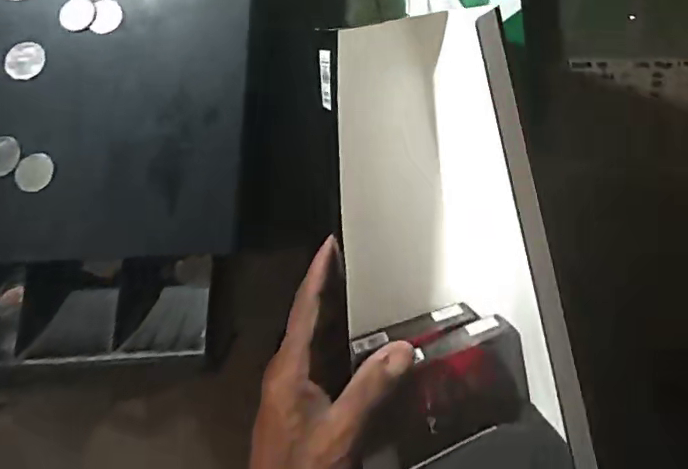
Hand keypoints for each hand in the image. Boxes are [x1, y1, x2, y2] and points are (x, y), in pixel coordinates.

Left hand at [251, 238, 415, 468]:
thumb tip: (403, 347)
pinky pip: (316, 356)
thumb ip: (370, 388)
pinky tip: (353, 340)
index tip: (329, 242)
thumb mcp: (339, 431)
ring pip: (311, 337)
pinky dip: (334, 338)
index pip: (305, 306)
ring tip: (355, 288)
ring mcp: (287, 387)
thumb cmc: (300, 468)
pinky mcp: (295, 402)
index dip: (317, 272)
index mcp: (288, 367)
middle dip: (327, 285)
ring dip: (331, 312)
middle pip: (307, 316)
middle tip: (350, 258)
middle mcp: (284, 370)